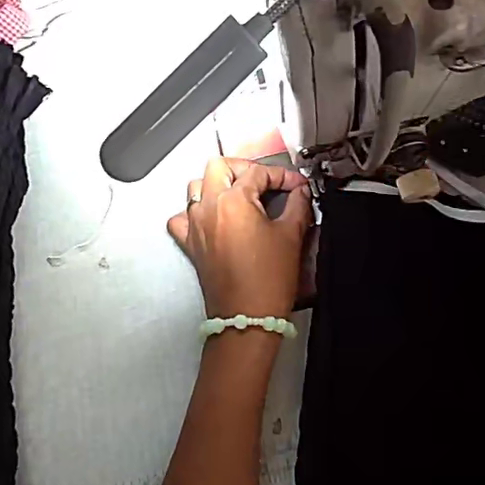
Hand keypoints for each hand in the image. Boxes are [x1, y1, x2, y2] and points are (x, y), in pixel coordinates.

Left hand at [167, 157, 313, 319]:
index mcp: (233, 201)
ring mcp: (195, 225)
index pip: (258, 173)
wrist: (247, 317)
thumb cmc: (267, 281)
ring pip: (196, 187)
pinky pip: (183, 217)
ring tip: (241, 195)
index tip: (296, 186)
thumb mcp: (291, 236)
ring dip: (218, 184)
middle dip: (244, 168)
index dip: (282, 176)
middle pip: (219, 167)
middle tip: (265, 182)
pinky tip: (215, 218)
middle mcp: (208, 208)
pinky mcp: (191, 244)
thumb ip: (298, 205)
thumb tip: (301, 193)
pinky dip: (196, 212)